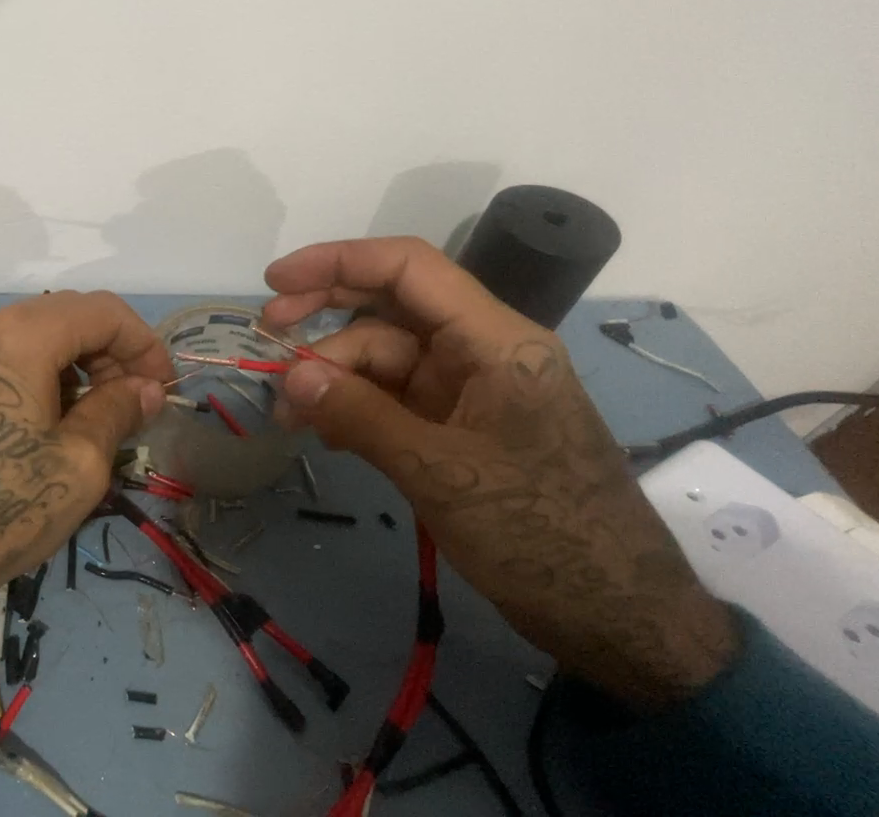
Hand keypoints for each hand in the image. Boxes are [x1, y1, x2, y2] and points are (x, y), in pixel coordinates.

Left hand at [0, 292, 174, 662]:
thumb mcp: (76, 465)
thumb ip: (117, 411)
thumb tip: (146, 388)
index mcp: (18, 336)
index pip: (102, 312)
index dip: (143, 343)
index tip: (161, 389)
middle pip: (64, 315)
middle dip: (109, 352)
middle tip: (131, 404)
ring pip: (30, 333)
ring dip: (73, 364)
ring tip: (91, 417)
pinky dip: (35, 373)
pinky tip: (44, 420)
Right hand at [263, 237, 736, 710]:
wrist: (612, 615)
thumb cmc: (538, 532)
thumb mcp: (440, 472)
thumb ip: (361, 415)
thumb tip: (288, 377)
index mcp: (494, 341)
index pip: (409, 269)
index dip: (338, 263)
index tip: (275, 282)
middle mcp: (478, 352)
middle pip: (388, 306)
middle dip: (324, 315)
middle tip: (267, 334)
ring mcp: (464, 391)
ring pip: (380, 358)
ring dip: (330, 379)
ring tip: (290, 418)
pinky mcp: (453, 427)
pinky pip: (388, 398)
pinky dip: (351, 408)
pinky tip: (324, 434)